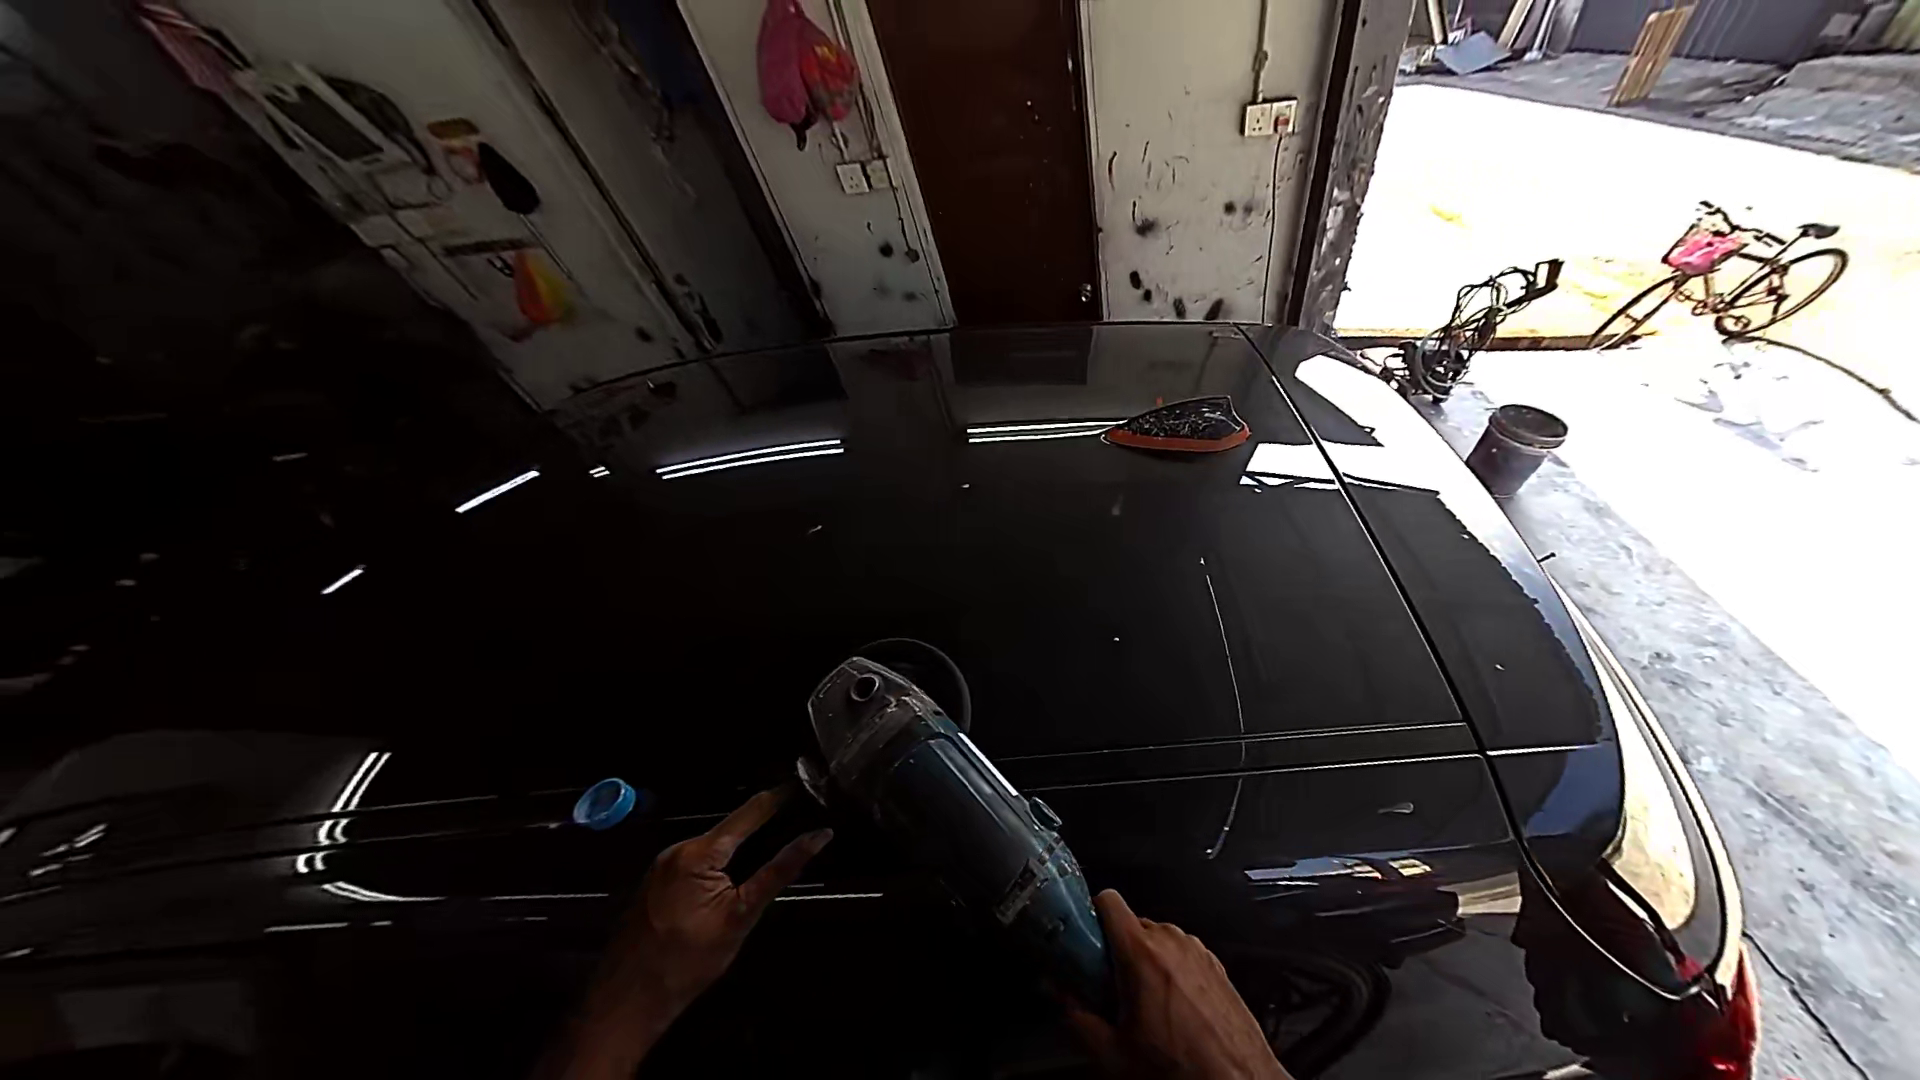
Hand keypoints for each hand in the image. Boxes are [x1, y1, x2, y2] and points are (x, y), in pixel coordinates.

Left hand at [538, 787, 831, 1079]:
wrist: (625, 1003)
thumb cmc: (687, 961)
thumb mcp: (741, 915)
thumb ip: (780, 870)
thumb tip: (818, 836)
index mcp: (699, 852)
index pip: (750, 811)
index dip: (780, 797)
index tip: (804, 784)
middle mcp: (678, 848)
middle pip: (730, 826)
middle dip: (762, 822)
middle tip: (795, 817)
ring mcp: (663, 863)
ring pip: (713, 842)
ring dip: (740, 842)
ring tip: (774, 841)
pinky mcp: (656, 879)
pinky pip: (696, 857)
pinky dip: (719, 858)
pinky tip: (734, 873)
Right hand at [1065, 890, 1292, 1079]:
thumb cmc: (1183, 1072)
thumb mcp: (1115, 1055)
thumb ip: (1077, 1017)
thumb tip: (1058, 994)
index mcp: (1141, 951)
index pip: (1108, 899)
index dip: (1093, 913)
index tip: (1087, 940)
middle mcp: (1170, 940)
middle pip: (1130, 924)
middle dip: (1119, 950)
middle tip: (1115, 988)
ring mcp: (1196, 949)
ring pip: (1157, 938)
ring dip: (1147, 960)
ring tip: (1148, 1004)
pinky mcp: (1215, 963)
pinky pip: (1181, 952)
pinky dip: (1172, 970)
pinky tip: (1176, 1009)